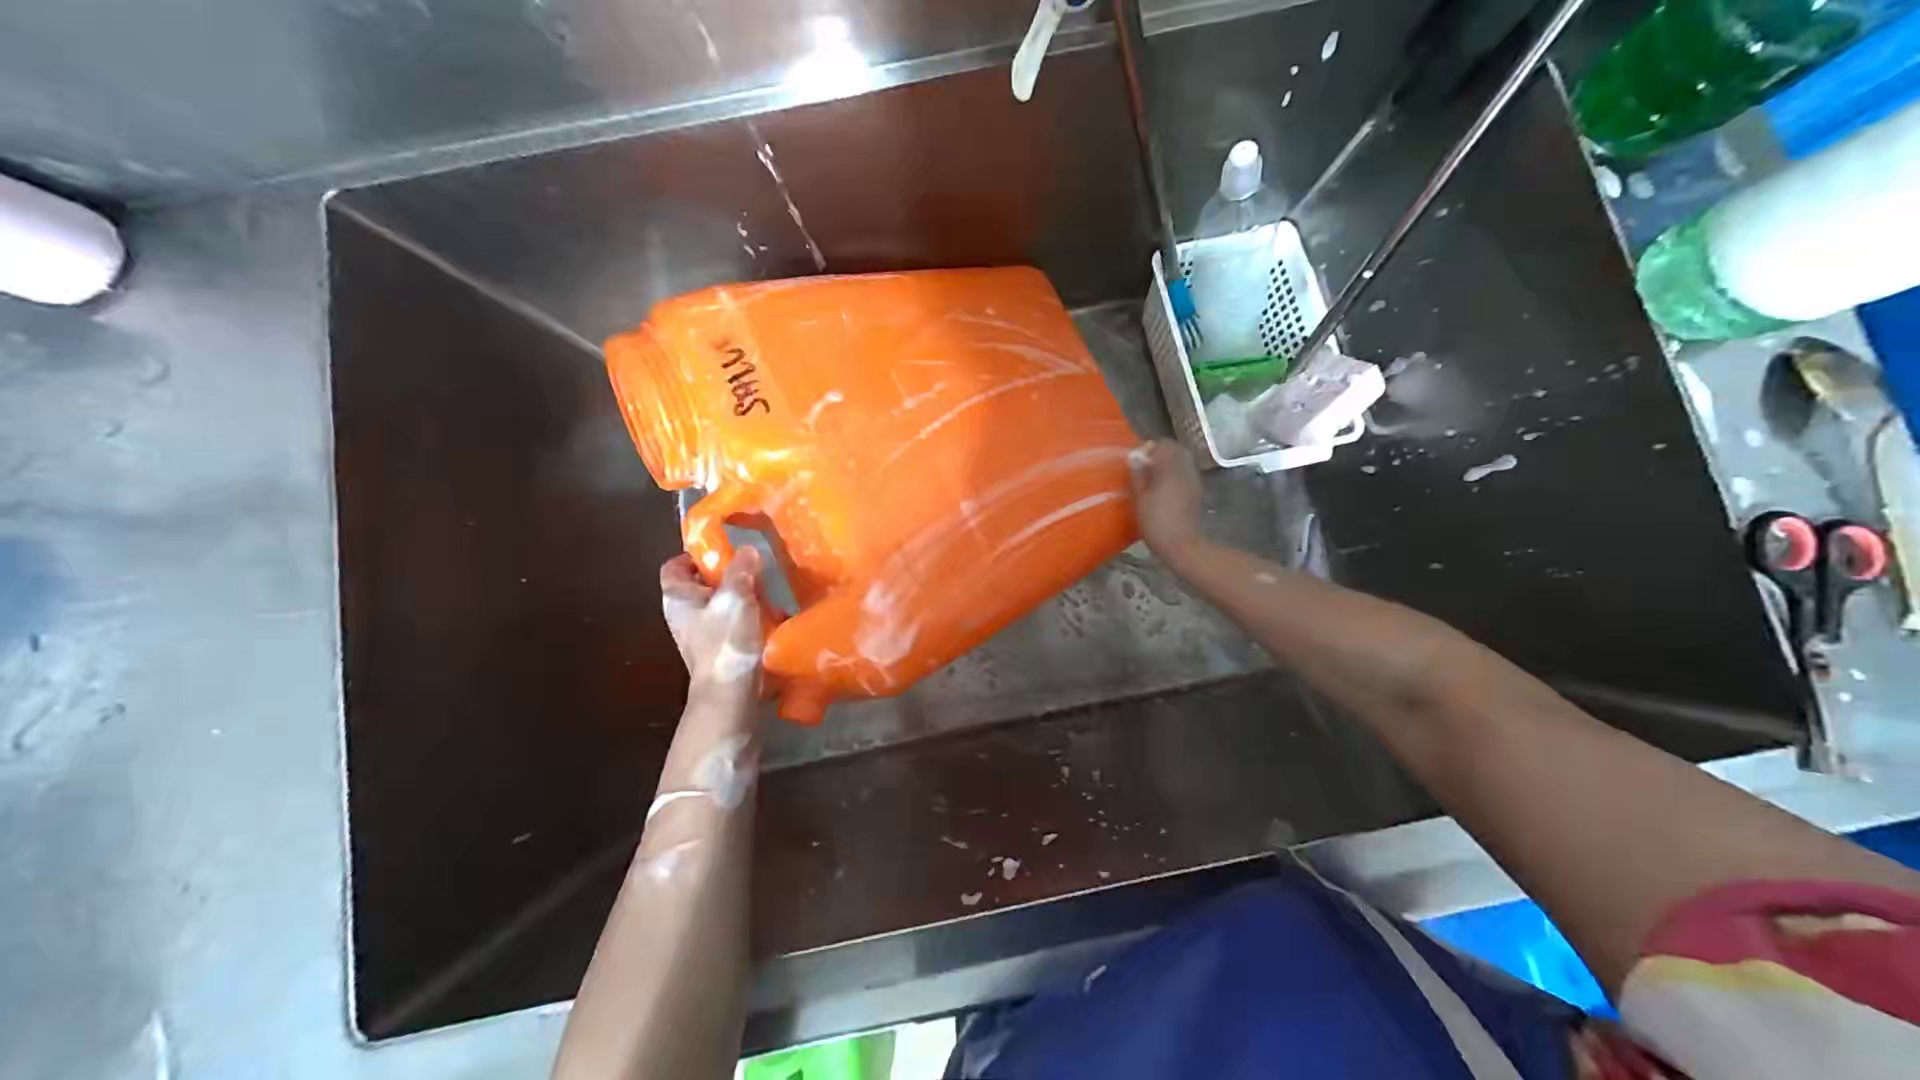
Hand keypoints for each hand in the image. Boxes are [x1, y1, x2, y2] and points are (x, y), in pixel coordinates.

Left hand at [660, 547, 764, 702]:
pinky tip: (771, 619)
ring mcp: (701, 635)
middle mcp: (684, 615)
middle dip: (728, 576)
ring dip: (743, 598)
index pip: (675, 566)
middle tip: (753, 571)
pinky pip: (733, 625)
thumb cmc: (725, 641)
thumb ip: (741, 570)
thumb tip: (747, 551)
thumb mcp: (736, 597)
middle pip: (702, 584)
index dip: (696, 555)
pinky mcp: (719, 650)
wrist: (730, 695)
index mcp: (678, 599)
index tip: (724, 551)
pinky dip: (750, 619)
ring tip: (767, 595)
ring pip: (721, 605)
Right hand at [1127, 440, 1202, 558]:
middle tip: (1146, 466)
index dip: (1149, 448)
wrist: (1182, 545)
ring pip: (1184, 461)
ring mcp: (1194, 481)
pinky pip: (1186, 473)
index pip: (1163, 445)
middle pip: (1177, 449)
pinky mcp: (1197, 492)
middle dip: (1162, 452)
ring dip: (1170, 462)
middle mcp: (1185, 470)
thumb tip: (1135, 456)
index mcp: (1170, 469)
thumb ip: (1138, 475)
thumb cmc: (1156, 523)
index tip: (1137, 459)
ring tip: (1154, 477)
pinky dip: (1176, 473)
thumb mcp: (1140, 499)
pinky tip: (1164, 488)